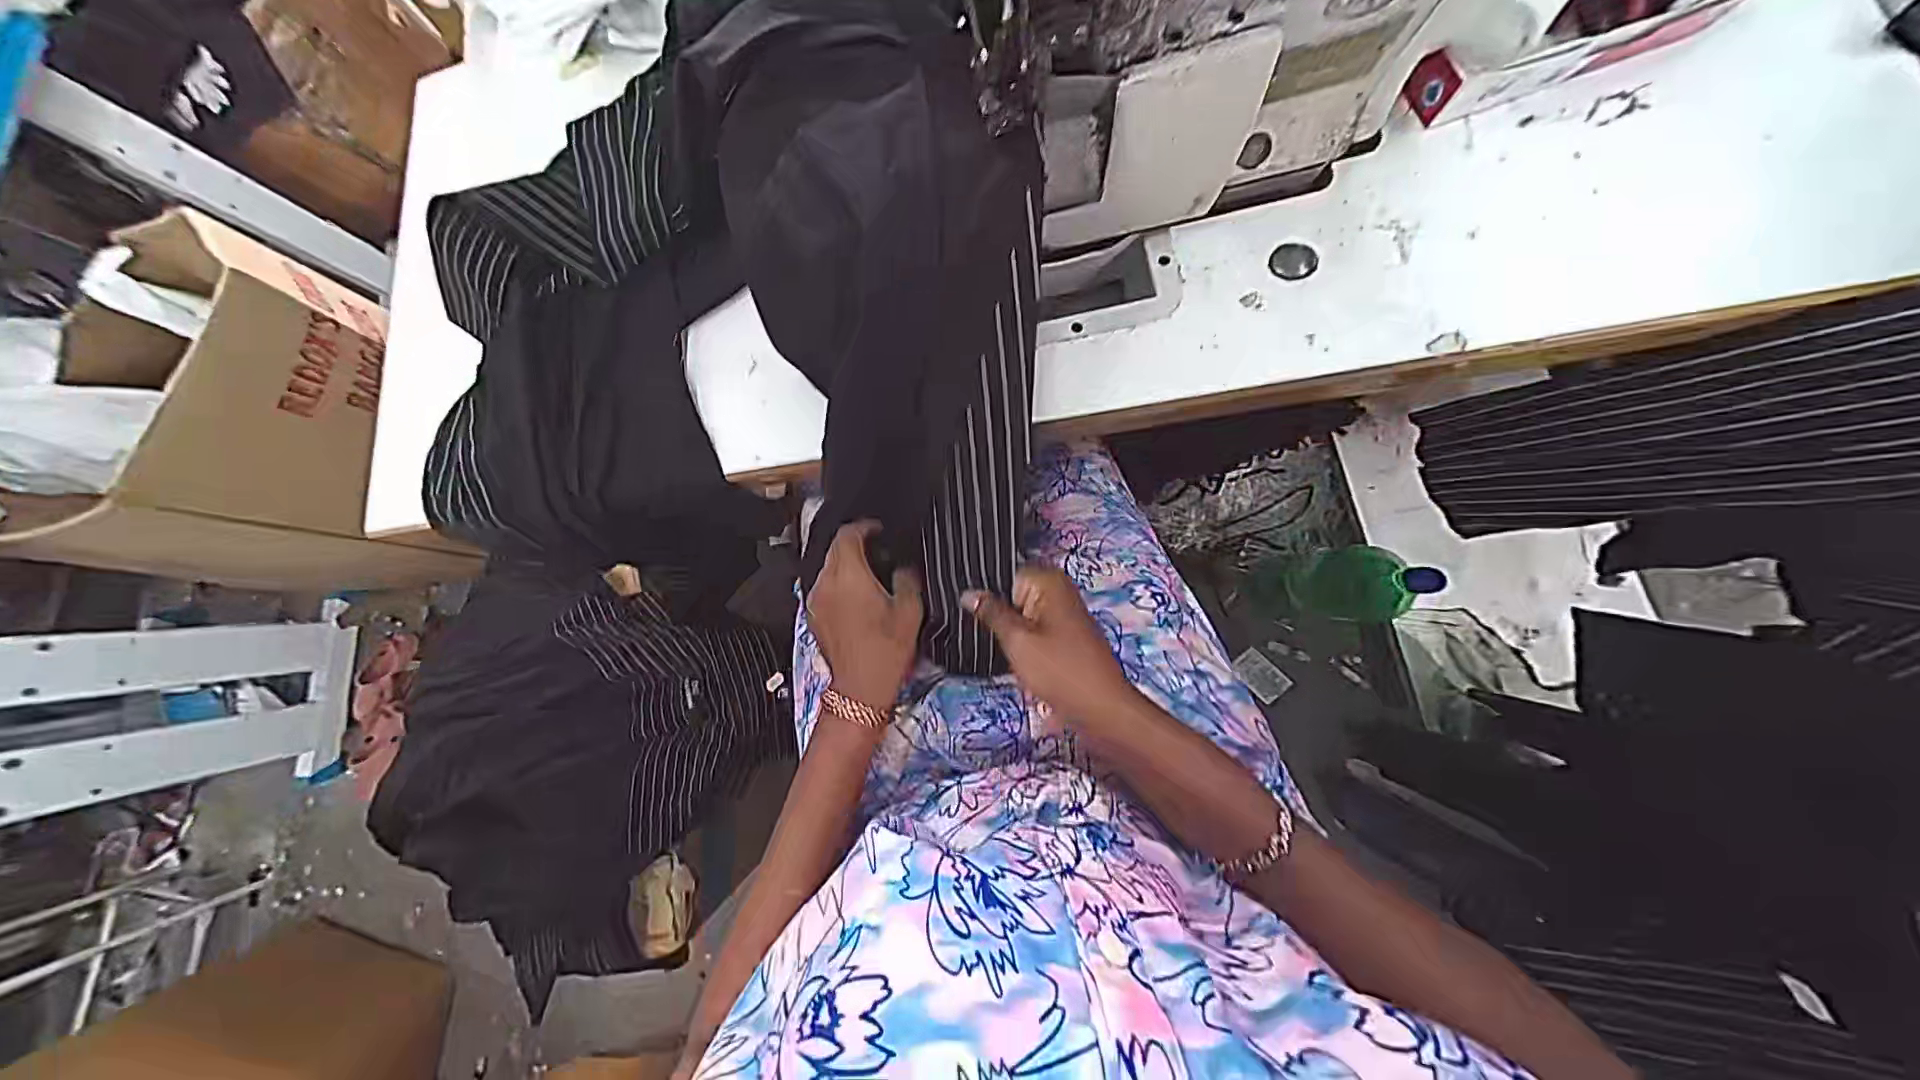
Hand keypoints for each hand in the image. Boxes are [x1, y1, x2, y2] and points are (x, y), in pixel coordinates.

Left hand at [806, 520, 923, 709]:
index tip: (878, 530)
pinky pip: (824, 588)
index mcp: (849, 576)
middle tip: (877, 550)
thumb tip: (904, 566)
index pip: (848, 535)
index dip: (864, 527)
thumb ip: (907, 578)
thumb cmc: (886, 651)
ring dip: (845, 565)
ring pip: (827, 568)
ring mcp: (815, 601)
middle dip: (855, 544)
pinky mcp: (812, 616)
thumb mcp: (910, 610)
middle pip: (834, 549)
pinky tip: (856, 597)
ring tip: (868, 573)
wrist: (860, 689)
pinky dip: (838, 584)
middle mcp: (826, 583)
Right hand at [963, 565, 1136, 725]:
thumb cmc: (1060, 672)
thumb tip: (967, 593)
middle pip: (1012, 595)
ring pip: (1020, 616)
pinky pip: (1033, 631)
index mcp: (1049, 581)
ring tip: (996, 648)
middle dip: (995, 614)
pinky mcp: (1065, 636)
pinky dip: (1021, 644)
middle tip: (980, 634)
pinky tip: (1013, 659)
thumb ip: (991, 613)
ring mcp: (1064, 614)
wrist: (1102, 710)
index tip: (968, 613)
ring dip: (1007, 633)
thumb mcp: (1017, 641)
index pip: (1002, 574)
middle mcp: (1059, 590)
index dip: (985, 594)